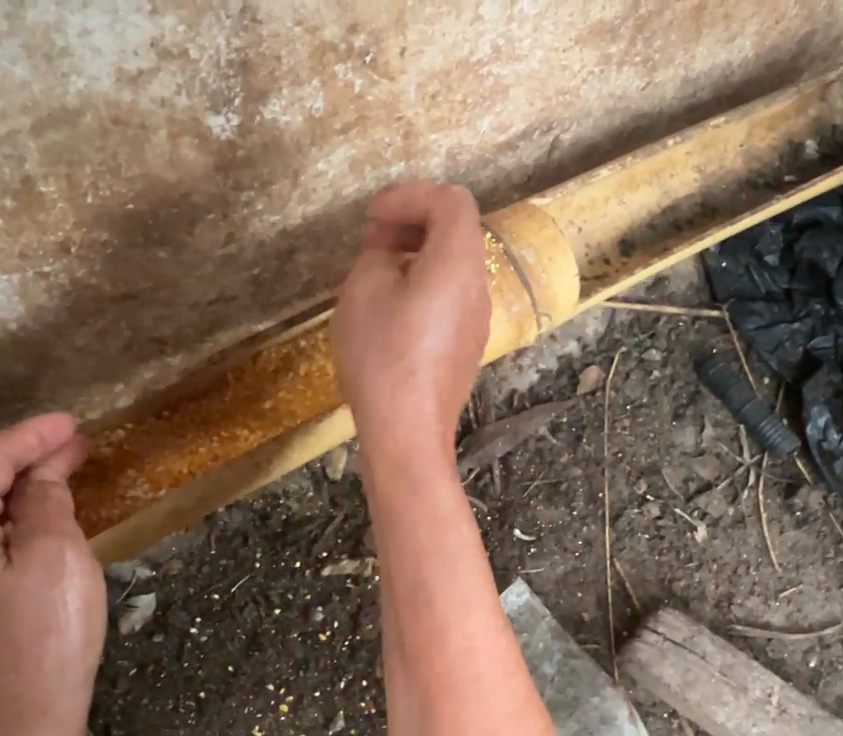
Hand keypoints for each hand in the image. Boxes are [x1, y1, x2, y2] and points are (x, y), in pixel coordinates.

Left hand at [0, 413, 105, 735]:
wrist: (23, 713)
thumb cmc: (45, 630)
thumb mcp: (57, 554)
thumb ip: (47, 501)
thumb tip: (42, 476)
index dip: (32, 438)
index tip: (72, 423)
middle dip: (25, 462)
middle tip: (74, 443)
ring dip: (19, 491)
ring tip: (62, 471)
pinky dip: (8, 522)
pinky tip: (38, 516)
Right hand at [331, 182, 490, 465]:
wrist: (406, 432)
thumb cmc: (382, 355)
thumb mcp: (364, 289)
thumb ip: (379, 255)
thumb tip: (392, 257)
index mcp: (459, 263)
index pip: (451, 201)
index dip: (409, 196)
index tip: (372, 218)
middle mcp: (478, 288)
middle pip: (456, 233)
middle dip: (412, 224)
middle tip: (370, 240)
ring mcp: (476, 322)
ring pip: (452, 269)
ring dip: (415, 258)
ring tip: (373, 275)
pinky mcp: (464, 349)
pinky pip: (448, 301)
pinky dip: (421, 288)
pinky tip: (388, 312)